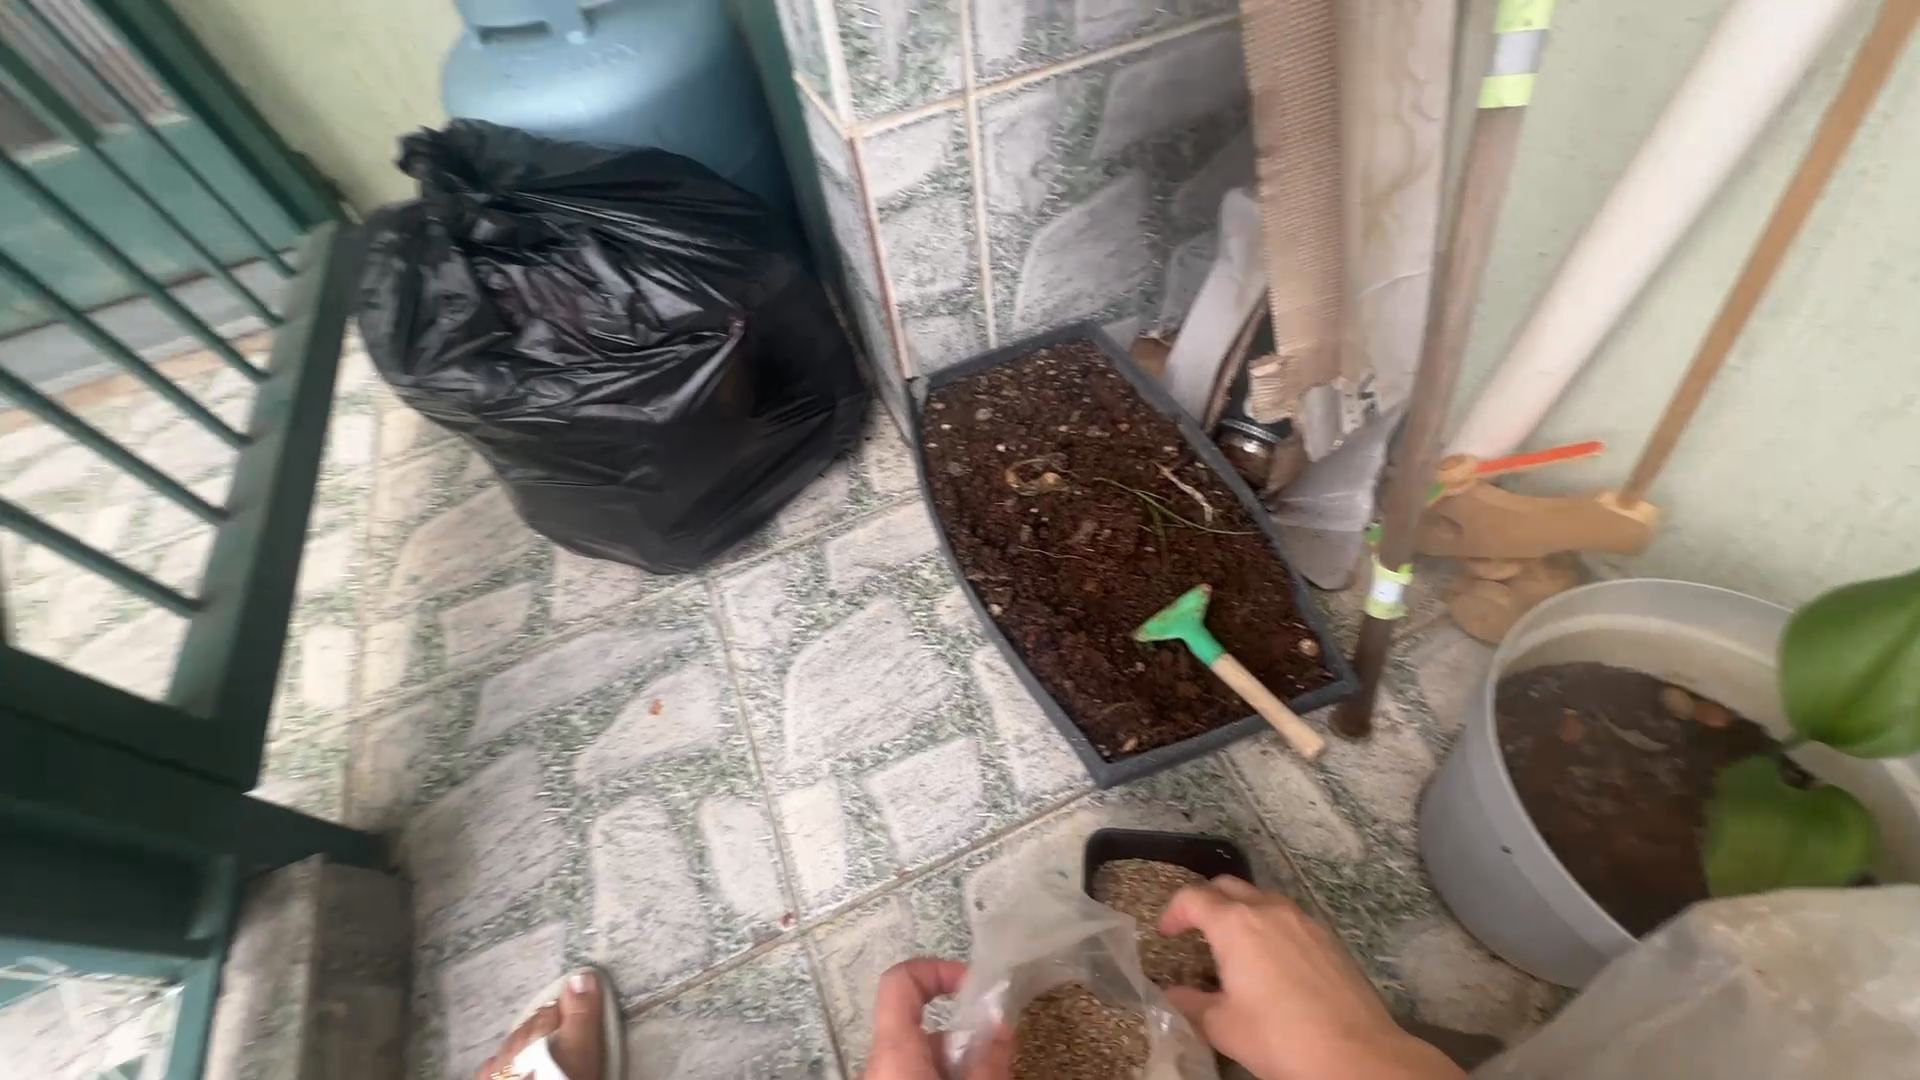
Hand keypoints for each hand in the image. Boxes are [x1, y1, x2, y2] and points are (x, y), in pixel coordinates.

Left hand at [862, 958, 1011, 1079]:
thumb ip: (988, 1057)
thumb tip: (1002, 1022)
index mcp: (892, 1049)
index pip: (900, 979)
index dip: (937, 969)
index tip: (972, 983)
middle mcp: (876, 1063)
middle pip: (918, 1025)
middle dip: (961, 1033)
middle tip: (996, 1047)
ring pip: (919, 1055)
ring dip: (956, 1059)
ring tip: (992, 1071)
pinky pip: (913, 1074)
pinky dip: (942, 1074)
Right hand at [1158, 877, 1465, 1079]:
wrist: (1361, 1058)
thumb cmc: (1282, 1039)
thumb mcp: (1225, 1028)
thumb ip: (1191, 1006)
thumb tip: (1170, 996)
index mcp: (1234, 924)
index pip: (1192, 898)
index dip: (1173, 912)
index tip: (1166, 933)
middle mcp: (1266, 909)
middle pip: (1226, 886)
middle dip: (1205, 901)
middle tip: (1195, 928)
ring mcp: (1301, 920)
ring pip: (1260, 897)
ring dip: (1240, 909)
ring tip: (1235, 942)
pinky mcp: (1327, 937)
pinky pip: (1287, 916)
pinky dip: (1269, 925)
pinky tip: (1274, 959)